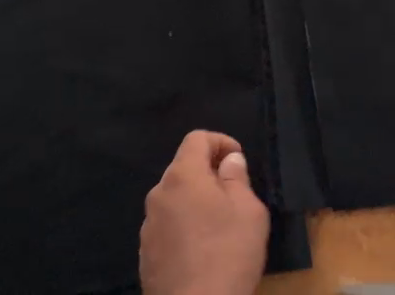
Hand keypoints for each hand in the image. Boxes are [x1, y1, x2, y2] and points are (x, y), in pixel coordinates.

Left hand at [140, 130, 268, 294]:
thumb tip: (228, 160)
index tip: (238, 159)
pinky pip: (167, 226)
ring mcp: (148, 225)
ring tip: (218, 226)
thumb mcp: (249, 211)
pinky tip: (200, 250)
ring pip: (174, 199)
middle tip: (232, 194)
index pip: (197, 138)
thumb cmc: (227, 255)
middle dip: (208, 173)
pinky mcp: (145, 253)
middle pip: (183, 168)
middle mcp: (159, 193)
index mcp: (182, 175)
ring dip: (194, 202)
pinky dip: (183, 227)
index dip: (220, 141)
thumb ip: (237, 178)